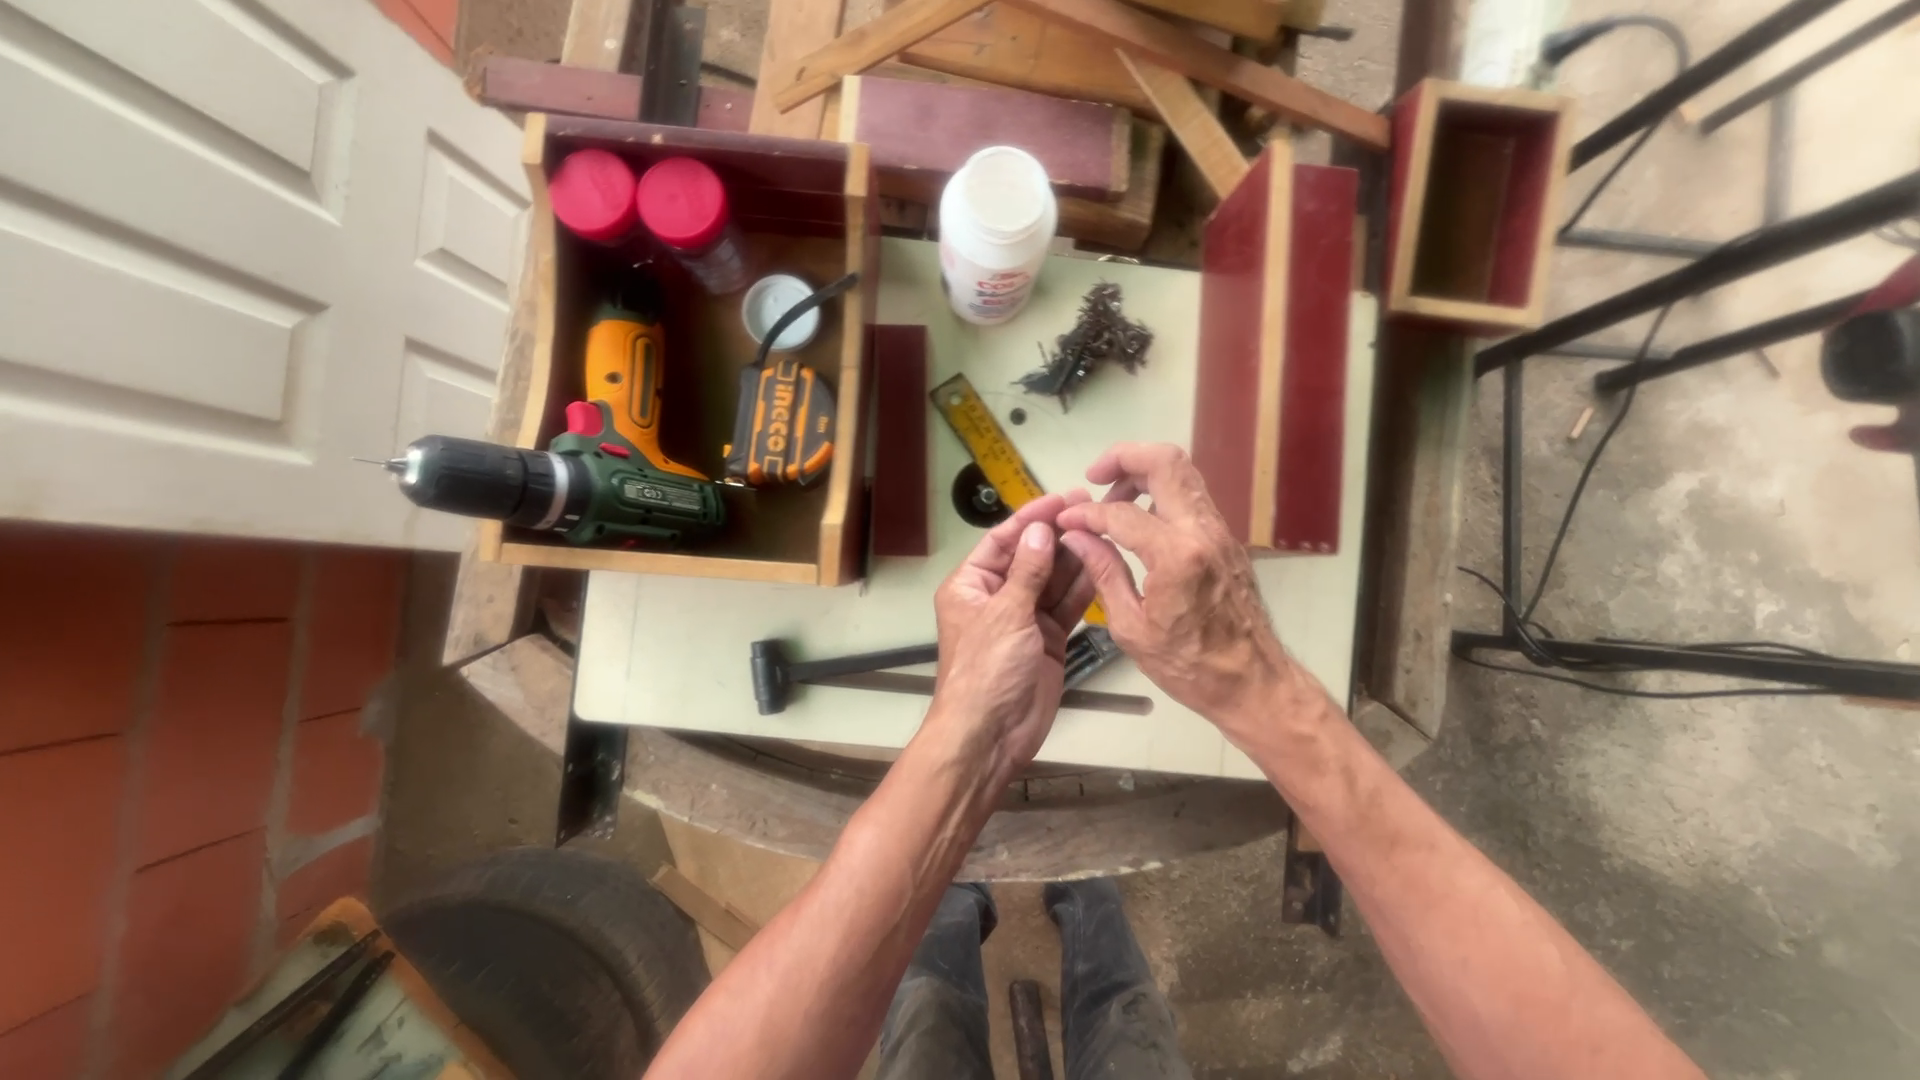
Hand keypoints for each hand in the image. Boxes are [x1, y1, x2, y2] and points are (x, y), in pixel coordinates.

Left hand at [930, 492, 1095, 781]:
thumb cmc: (986, 670)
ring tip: (1105, 532)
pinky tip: (1104, 566)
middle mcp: (997, 597)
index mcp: (971, 585)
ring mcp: (1024, 620)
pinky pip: (1066, 607)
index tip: (1063, 498)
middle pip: (1031, 557)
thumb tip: (1040, 530)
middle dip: (1058, 537)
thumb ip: (1027, 571)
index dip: (1032, 518)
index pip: (1003, 541)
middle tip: (1094, 510)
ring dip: (1075, 560)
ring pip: (1052, 581)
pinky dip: (1083, 590)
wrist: (991, 734)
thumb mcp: (1005, 614)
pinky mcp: (1047, 640)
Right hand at [1057, 443, 1315, 743]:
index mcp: (1176, 556)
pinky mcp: (1226, 540)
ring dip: (1144, 473)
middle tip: (1095, 477)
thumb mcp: (1132, 628)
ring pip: (1184, 472)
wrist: (1254, 682)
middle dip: (1123, 457)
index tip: (1066, 522)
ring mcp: (1220, 532)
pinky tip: (1139, 521)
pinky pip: (1192, 497)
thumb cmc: (1189, 666)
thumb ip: (1104, 573)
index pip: (1121, 513)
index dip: (1086, 514)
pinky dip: (1162, 493)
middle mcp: (1203, 532)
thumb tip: (1077, 538)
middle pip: (1165, 461)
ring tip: (1114, 500)